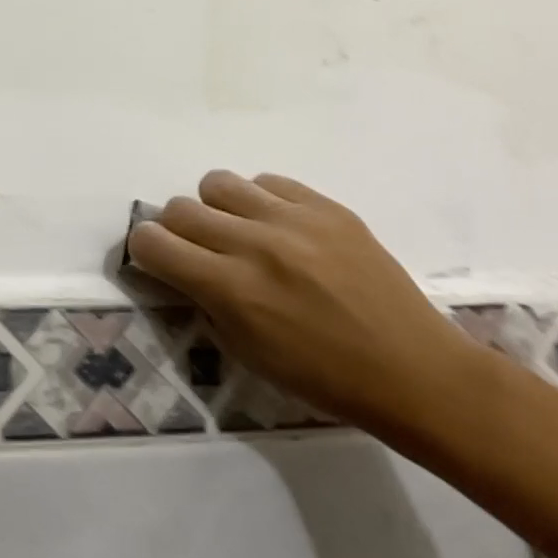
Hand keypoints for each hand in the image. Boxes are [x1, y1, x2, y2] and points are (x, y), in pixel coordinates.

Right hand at [126, 170, 480, 433]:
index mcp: (230, 288)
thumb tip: (181, 266)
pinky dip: (261, 201)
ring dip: (216, 208)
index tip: (159, 262)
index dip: (146, 251)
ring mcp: (293, 219)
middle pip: (179, 208)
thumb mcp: (245, 350)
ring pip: (218, 182)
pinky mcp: (327, 207)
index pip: (152, 242)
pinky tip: (279, 229)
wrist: (412, 370)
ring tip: (238, 233)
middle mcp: (255, 244)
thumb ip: (205, 300)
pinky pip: (269, 181)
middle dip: (177, 231)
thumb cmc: (321, 377)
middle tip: (200, 253)